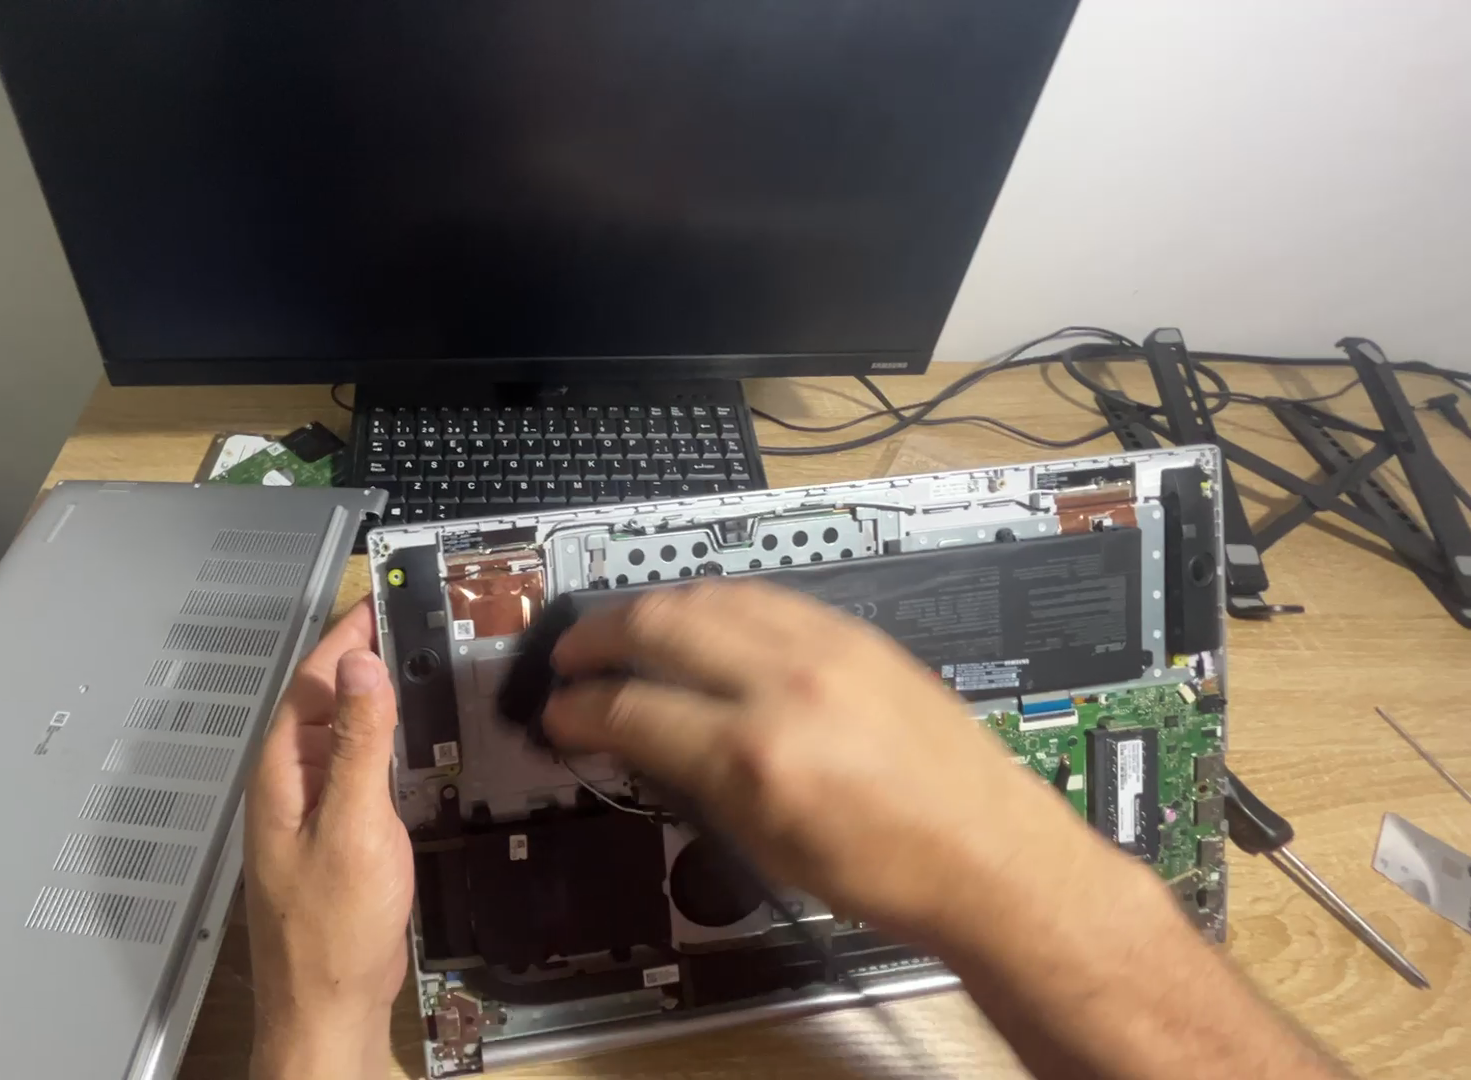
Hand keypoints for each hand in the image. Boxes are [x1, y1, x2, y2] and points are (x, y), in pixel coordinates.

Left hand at [245, 599, 410, 1079]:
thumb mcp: (353, 823)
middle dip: (362, 656)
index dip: (345, 635)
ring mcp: (314, 803)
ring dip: (373, 693)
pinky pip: (357, 762)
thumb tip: (360, 663)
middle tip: (413, 622)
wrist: (330, 1005)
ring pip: (343, 729)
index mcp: (285, 767)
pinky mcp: (338, 826)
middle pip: (326, 699)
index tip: (382, 599)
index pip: (313, 680)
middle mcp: (293, 777)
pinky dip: (382, 735)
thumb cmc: (335, 921)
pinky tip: (411, 732)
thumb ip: (358, 742)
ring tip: (418, 663)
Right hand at [540, 580, 1135, 950]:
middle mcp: (782, 684)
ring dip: (644, 609)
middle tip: (570, 658)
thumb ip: (685, 775)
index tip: (558, 713)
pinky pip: (754, 593)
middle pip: (655, 625)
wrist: (992, 854)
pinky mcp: (849, 630)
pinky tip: (688, 617)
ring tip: (618, 632)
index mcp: (756, 756)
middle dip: (594, 637)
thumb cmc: (878, 873)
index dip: (578, 709)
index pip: (630, 709)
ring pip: (700, 595)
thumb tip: (630, 732)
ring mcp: (820, 646)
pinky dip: (704, 602)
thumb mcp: (760, 844)